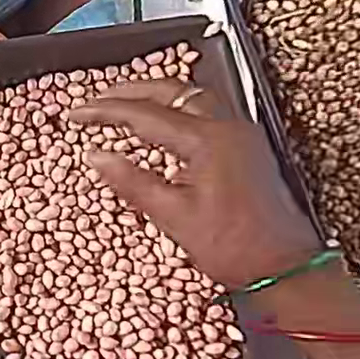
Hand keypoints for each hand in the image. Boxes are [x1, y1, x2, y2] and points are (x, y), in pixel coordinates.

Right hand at [67, 78, 321, 289]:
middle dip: (129, 91)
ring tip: (123, 102)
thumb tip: (95, 156)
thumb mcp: (171, 215)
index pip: (145, 115)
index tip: (76, 114)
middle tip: (96, 98)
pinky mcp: (244, 147)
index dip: (105, 111)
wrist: (283, 268)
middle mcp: (227, 128)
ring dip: (155, 94)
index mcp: (207, 141)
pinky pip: (205, 112)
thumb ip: (130, 181)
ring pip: (191, 96)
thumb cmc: (230, 246)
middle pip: (172, 91)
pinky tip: (159, 123)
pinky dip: (174, 108)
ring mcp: (240, 135)